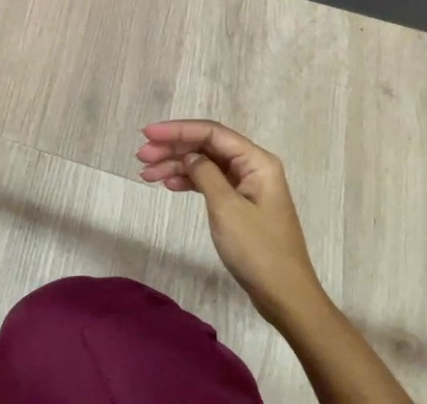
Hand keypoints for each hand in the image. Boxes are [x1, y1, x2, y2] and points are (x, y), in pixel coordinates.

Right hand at [136, 119, 326, 324]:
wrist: (285, 296)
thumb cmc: (258, 250)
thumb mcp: (227, 208)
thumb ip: (205, 174)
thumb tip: (190, 155)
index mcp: (256, 161)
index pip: (211, 133)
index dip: (177, 130)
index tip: (147, 133)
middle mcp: (252, 167)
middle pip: (206, 146)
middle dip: (173, 148)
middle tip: (141, 156)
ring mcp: (246, 186)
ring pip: (205, 164)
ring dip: (176, 165)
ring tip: (146, 173)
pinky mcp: (240, 204)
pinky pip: (209, 182)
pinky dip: (188, 181)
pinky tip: (168, 185)